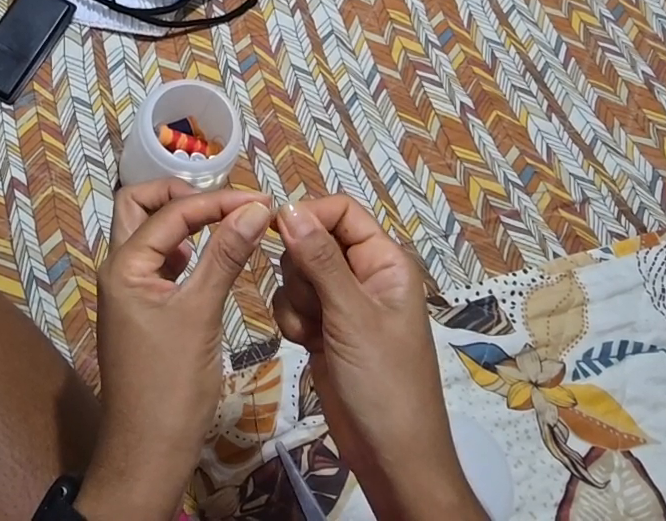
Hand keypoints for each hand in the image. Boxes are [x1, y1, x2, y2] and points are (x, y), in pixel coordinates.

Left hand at [77, 179, 271, 519]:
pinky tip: (207, 257)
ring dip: (180, 218)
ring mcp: (127, 288)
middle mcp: (119, 268)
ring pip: (147, 231)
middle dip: (180, 194)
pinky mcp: (141, 307)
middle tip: (225, 201)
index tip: (261, 200)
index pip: (171, 212)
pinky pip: (157, 260)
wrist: (148, 453)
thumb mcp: (201, 313)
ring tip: (224, 220)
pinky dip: (182, 247)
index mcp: (124, 265)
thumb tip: (257, 207)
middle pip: (139, 205)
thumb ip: (226, 255)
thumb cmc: (172, 384)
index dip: (216, 201)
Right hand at [273, 197, 485, 520]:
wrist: (389, 457)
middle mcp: (363, 274)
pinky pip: (292, 302)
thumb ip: (319, 259)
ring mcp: (342, 302)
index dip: (309, 216)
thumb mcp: (352, 317)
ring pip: (297, 272)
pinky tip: (306, 344)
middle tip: (316, 304)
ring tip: (314, 331)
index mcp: (385, 261)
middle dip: (302, 269)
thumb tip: (287, 208)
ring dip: (295, 300)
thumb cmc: (385, 384)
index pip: (341, 212)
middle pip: (312, 239)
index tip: (276, 231)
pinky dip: (292, 320)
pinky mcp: (323, 326)